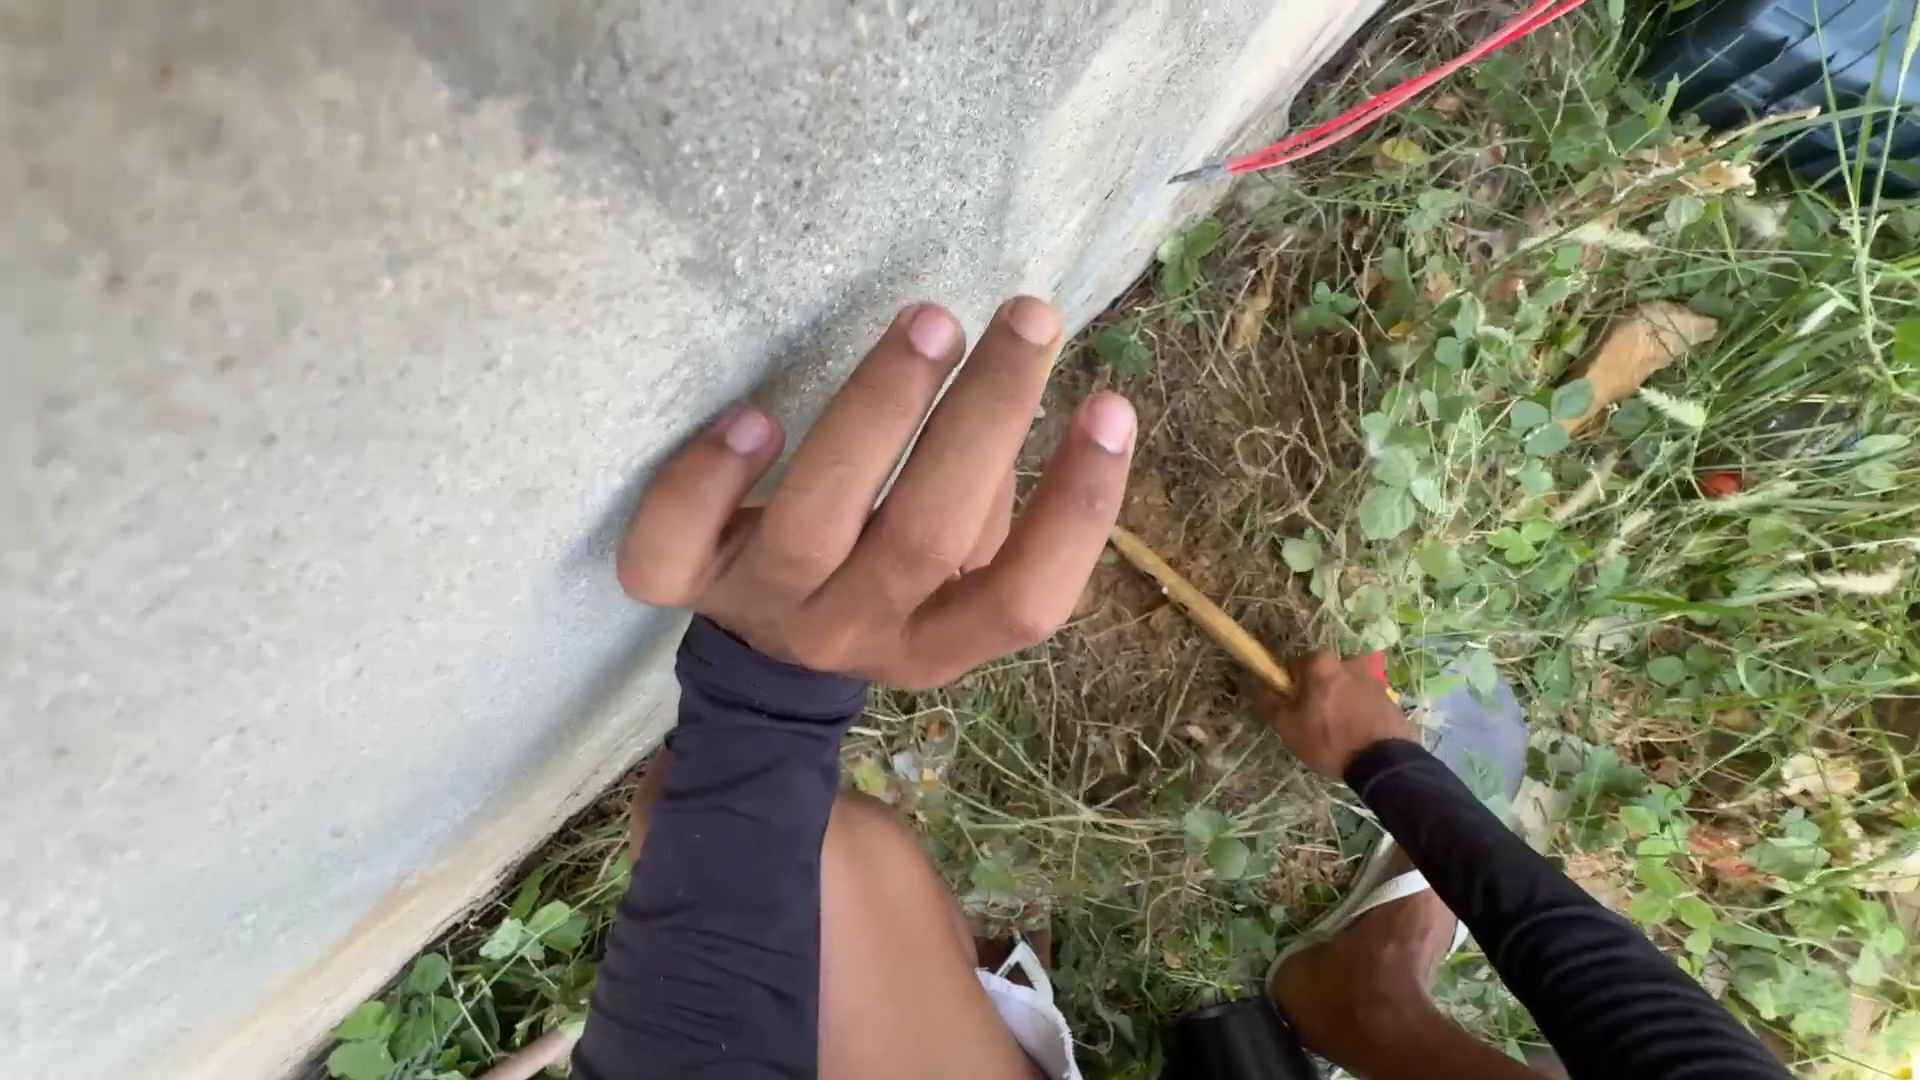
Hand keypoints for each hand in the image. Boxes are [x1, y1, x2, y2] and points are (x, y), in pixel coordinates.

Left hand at [616, 297, 1136, 688]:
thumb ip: (990, 507)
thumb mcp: (956, 576)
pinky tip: (753, 420)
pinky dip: (705, 481)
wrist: (770, 658)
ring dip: (875, 412)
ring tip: (929, 325)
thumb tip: (1008, 397)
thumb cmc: (886, 586)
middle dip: (985, 418)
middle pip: (926, 539)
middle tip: (1027, 320)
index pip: (1025, 601)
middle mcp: (857, 635)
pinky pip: (671, 550)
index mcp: (939, 644)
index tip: (1112, 406)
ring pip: (813, 522)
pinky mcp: (686, 584)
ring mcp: (765, 611)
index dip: (1077, 512)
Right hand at [1256, 651, 1414, 776]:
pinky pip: (1366, 701)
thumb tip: (1258, 686)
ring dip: (1341, 702)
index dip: (1291, 687)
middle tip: (1316, 720)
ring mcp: (1374, 680)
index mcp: (1320, 663)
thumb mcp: (1287, 726)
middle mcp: (1348, 663)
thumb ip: (1268, 702)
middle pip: (1324, 675)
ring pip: (1346, 687)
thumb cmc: (1328, 739)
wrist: (1385, 764)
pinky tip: (1357, 736)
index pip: (1295, 666)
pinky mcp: (1391, 699)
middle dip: (1319, 692)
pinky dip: (1360, 713)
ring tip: (1339, 731)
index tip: (1294, 707)